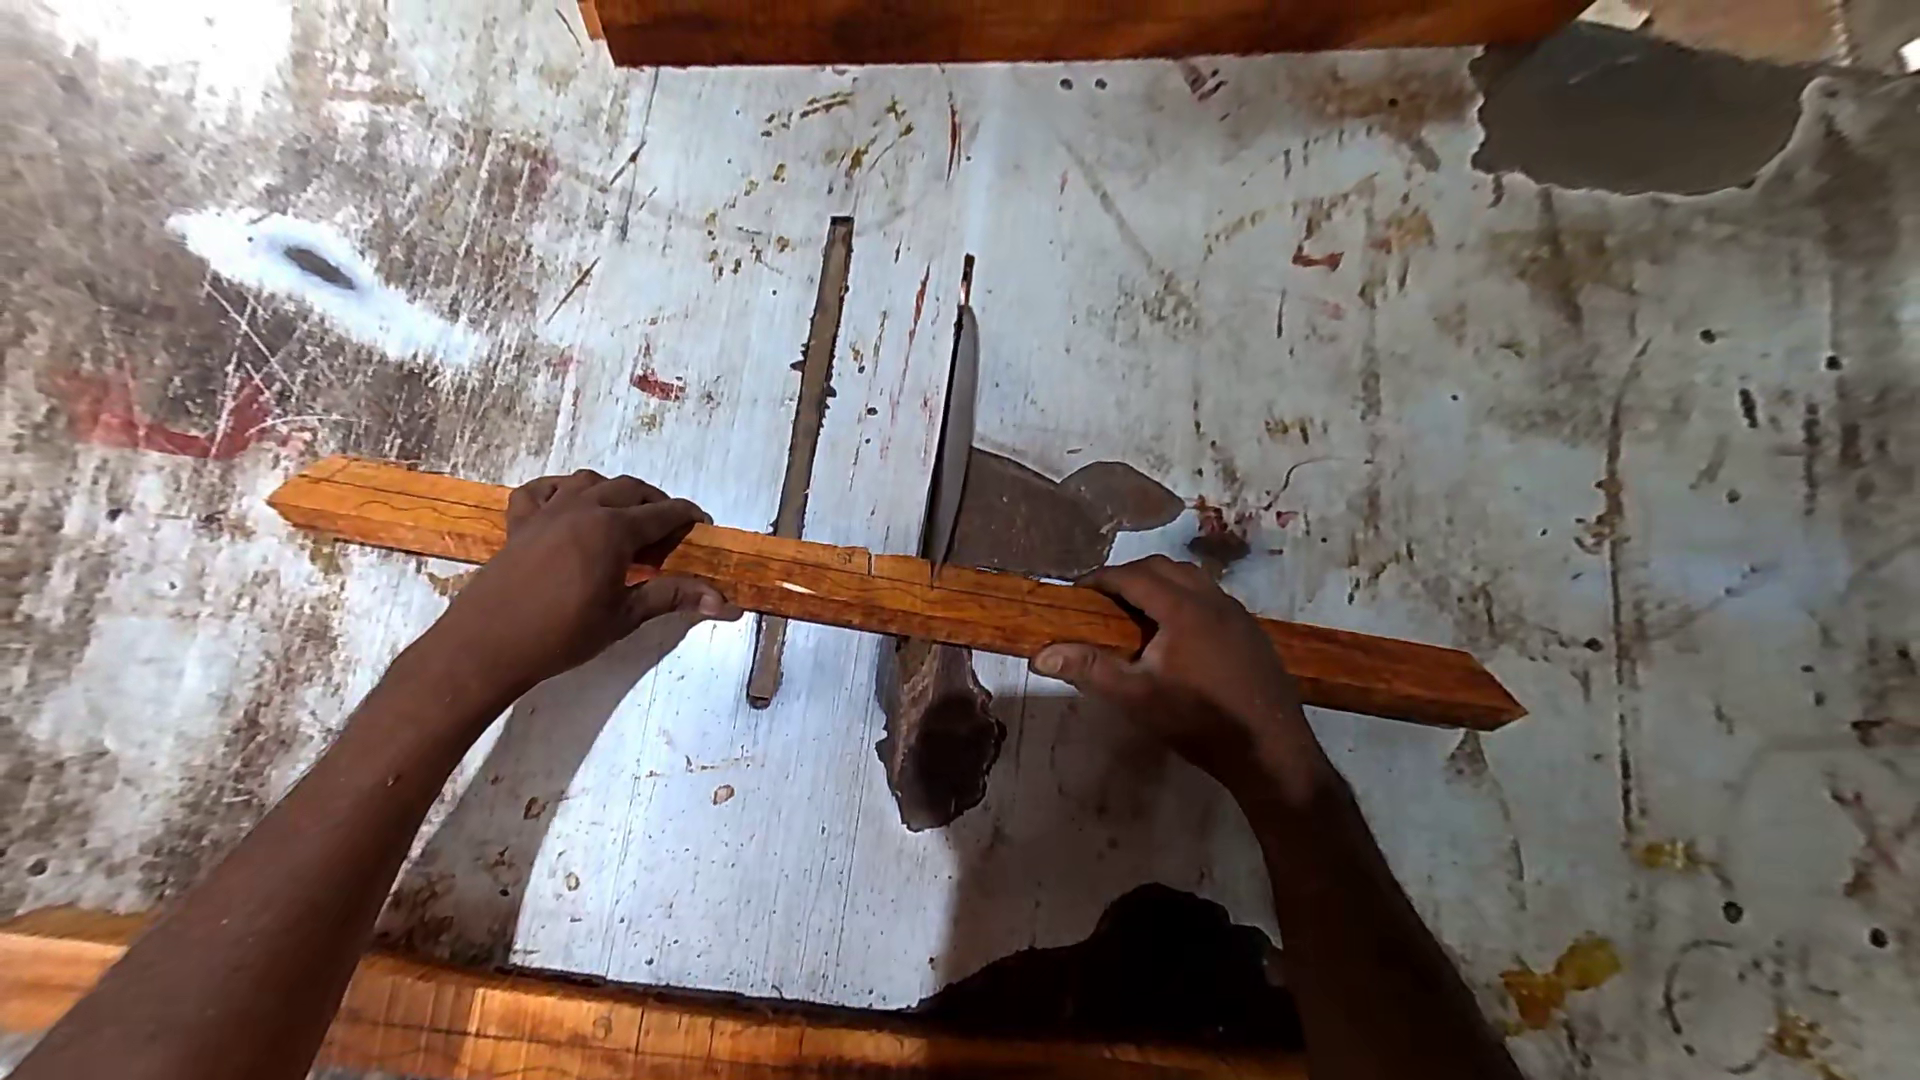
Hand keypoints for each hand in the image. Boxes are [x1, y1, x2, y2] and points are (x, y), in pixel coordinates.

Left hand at [418, 469, 741, 699]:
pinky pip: (540, 491)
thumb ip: (673, 597)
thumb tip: (724, 602)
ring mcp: (546, 513)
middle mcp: (582, 509)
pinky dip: (560, 490)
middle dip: (656, 502)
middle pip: (630, 489)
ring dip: (614, 491)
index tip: (703, 525)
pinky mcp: (519, 525)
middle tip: (669, 529)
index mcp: (612, 530)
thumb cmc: (562, 634)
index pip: (663, 512)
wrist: (485, 648)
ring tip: (625, 517)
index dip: (688, 516)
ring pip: (589, 481)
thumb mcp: (625, 616)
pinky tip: (569, 507)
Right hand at [1030, 555, 1320, 795]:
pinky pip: (1210, 596)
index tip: (1076, 591)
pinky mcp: (1252, 632)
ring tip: (1137, 611)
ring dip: (1159, 583)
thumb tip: (1040, 654)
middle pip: (1163, 567)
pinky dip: (1184, 597)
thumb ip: (1088, 669)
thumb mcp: (1135, 697)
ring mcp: (1238, 614)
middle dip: (1128, 575)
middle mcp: (1213, 600)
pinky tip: (1177, 632)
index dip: (1100, 579)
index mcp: (1183, 608)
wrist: (1272, 752)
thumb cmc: (1198, 721)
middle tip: (1102, 599)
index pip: (1133, 576)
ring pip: (1191, 578)